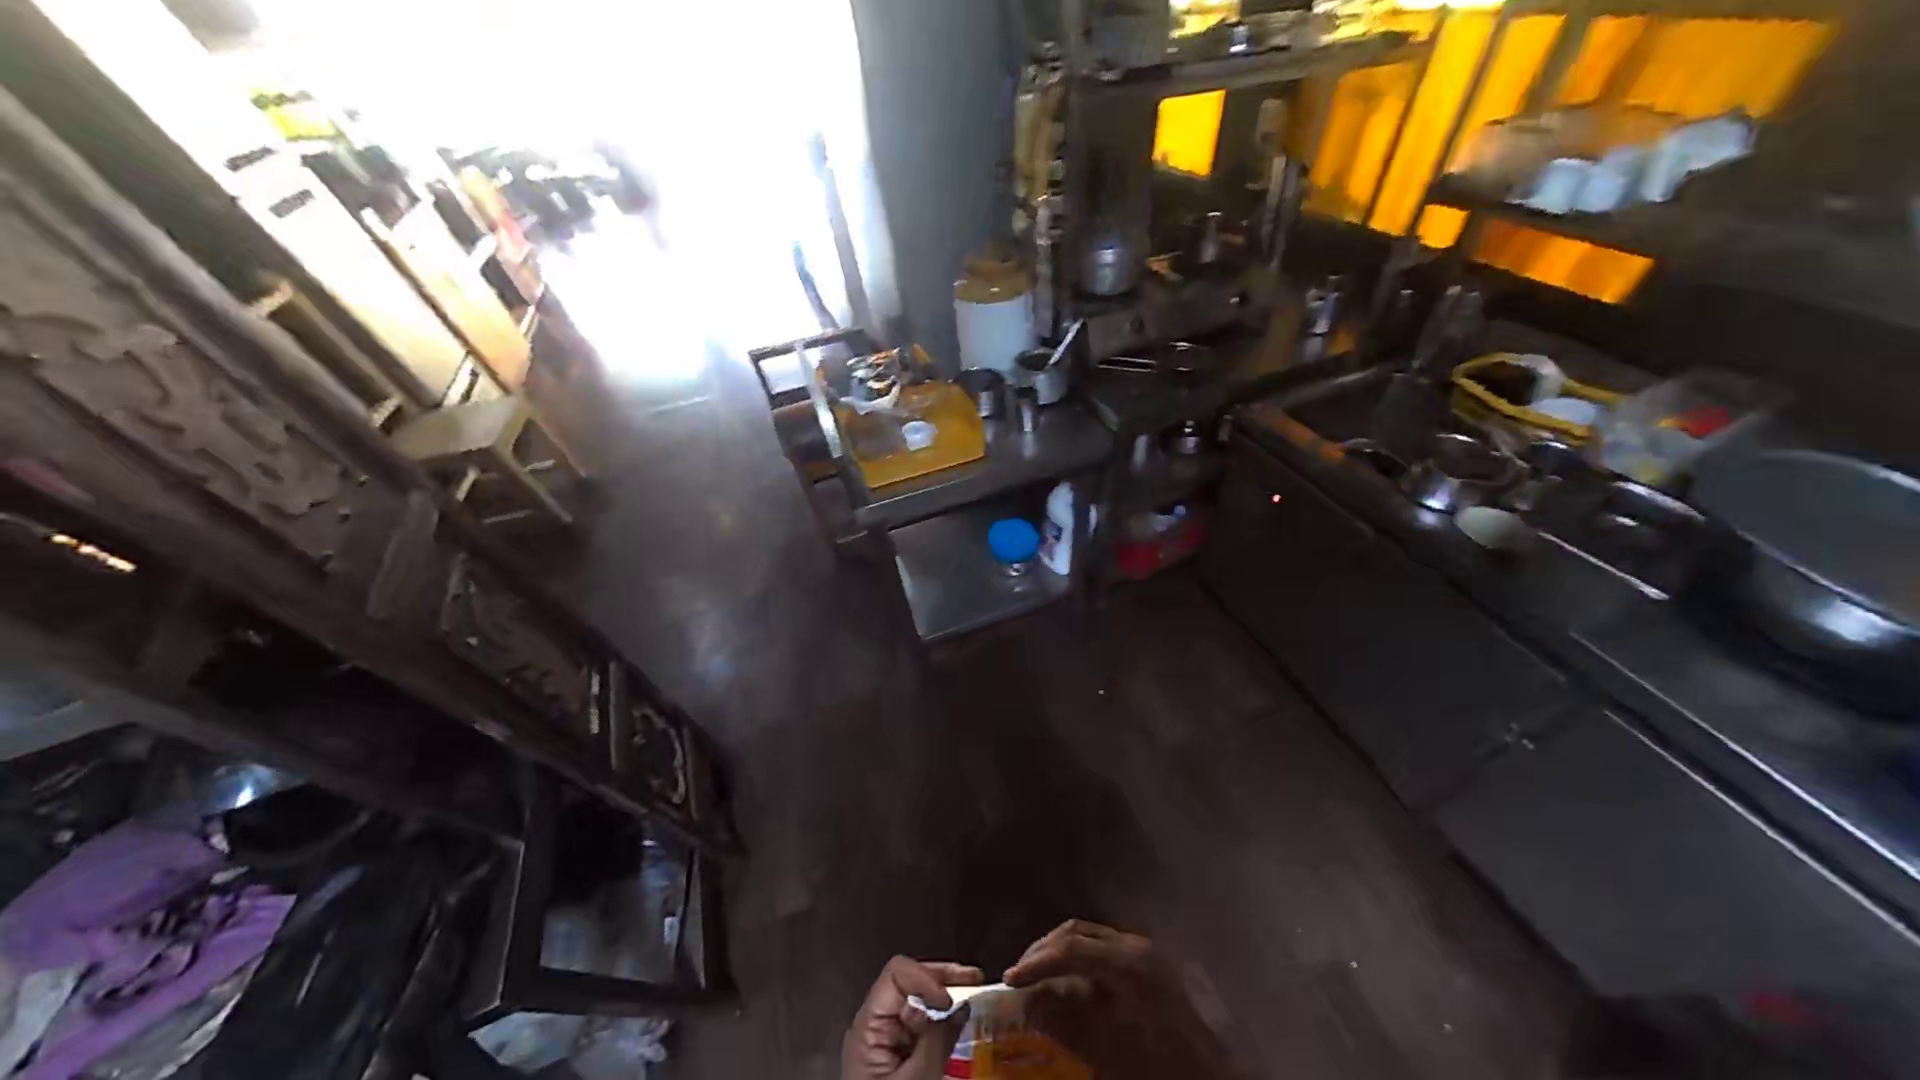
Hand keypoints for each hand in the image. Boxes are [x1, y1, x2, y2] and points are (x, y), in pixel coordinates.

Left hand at [841, 956, 982, 1079]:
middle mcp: (875, 1024)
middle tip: (976, 978)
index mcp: (869, 1026)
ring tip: (974, 992)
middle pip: (907, 980)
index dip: (925, 977)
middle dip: (941, 977)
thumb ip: (936, 1042)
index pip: (896, 975)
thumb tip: (960, 1006)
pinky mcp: (897, 1054)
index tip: (949, 1000)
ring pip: (916, 1000)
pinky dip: (941, 1018)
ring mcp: (885, 1039)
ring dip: (945, 994)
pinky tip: (961, 1020)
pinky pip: (919, 1025)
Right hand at [1004, 920, 1237, 1079]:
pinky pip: (1107, 950)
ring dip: (1062, 954)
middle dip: (1045, 951)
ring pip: (1091, 938)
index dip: (1036, 962)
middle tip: (1020, 976)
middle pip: (1078, 933)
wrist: (1221, 1074)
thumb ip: (1069, 1024)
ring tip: (1039, 980)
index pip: (1071, 947)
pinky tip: (1072, 986)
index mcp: (1129, 963)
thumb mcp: (1113, 1053)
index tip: (1010, 980)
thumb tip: (1031, 1002)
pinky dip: (1082, 962)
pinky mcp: (1152, 964)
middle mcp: (1138, 946)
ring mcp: (1147, 952)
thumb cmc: (1166, 1065)